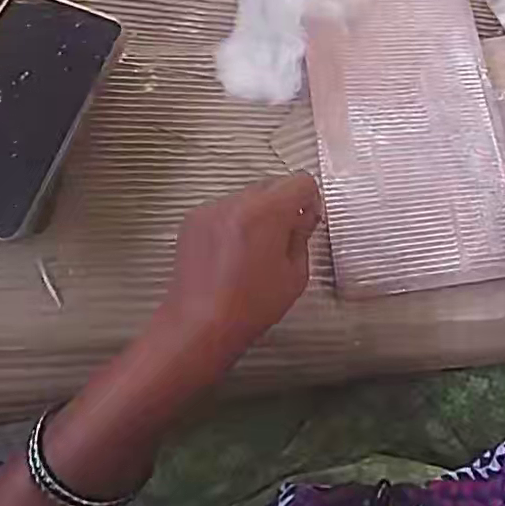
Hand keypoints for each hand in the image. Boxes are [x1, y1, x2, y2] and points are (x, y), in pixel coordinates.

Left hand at [152, 173, 321, 354]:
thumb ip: (302, 237)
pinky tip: (235, 253)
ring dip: (258, 214)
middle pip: (272, 185)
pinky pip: (224, 210)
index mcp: (266, 212)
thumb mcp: (295, 275)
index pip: (300, 181)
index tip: (308, 217)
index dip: (310, 199)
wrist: (200, 324)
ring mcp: (211, 210)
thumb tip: (302, 220)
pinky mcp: (193, 220)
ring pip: (247, 197)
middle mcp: (236, 203)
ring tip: (257, 250)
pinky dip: (235, 223)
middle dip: (284, 206)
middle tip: (287, 236)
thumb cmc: (247, 306)